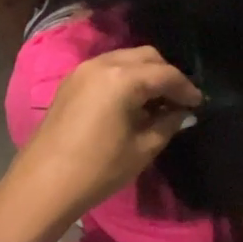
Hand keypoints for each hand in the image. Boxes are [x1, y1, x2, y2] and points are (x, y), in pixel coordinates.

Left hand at [7, 47, 201, 223]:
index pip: (166, 74)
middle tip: (179, 100)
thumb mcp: (142, 149)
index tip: (199, 104)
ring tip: (157, 102)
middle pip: (146, 56)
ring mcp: (83, 70)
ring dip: (145, 74)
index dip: (186, 88)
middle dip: (166, 74)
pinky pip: (108, 68)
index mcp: (123, 78)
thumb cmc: (98, 169)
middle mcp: (103, 63)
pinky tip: (131, 102)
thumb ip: (167, 124)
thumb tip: (182, 113)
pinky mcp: (71, 81)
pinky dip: (125, 77)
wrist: (43, 184)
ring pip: (126, 59)